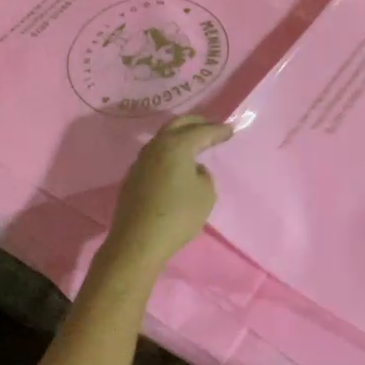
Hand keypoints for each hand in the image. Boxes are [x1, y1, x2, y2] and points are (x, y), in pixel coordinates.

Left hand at [104, 115, 234, 269]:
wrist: (138, 241)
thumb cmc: (178, 215)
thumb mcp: (205, 194)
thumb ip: (203, 175)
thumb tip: (193, 169)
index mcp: (176, 145)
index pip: (201, 131)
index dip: (218, 130)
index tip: (230, 130)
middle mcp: (156, 146)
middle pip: (177, 125)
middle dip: (197, 123)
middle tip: (212, 127)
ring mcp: (141, 161)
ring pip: (163, 138)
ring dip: (180, 136)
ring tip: (195, 142)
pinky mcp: (134, 177)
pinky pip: (156, 155)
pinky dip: (170, 152)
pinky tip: (177, 163)